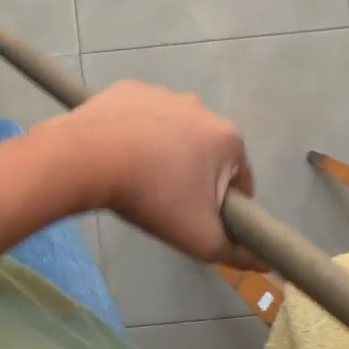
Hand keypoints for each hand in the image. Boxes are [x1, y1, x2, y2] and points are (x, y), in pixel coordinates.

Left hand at [41, 81, 260, 269]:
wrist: (86, 157)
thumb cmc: (152, 196)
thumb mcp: (204, 240)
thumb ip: (241, 254)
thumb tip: (262, 261)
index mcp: (227, 137)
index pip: (240, 181)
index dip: (224, 207)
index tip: (197, 218)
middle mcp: (198, 105)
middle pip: (205, 153)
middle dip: (193, 176)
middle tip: (164, 199)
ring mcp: (158, 92)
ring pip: (172, 132)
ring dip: (163, 151)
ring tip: (137, 174)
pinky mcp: (124, 88)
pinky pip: (140, 116)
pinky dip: (135, 131)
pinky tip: (118, 150)